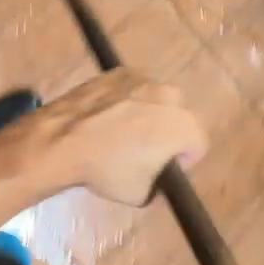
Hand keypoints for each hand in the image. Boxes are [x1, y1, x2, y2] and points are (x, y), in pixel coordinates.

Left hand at [10, 70, 209, 206]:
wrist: (65, 137)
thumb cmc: (108, 168)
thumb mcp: (143, 194)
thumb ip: (162, 183)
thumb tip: (158, 174)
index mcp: (184, 125)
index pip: (198, 145)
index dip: (184, 161)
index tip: (163, 169)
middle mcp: (171, 95)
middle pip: (179, 117)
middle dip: (168, 133)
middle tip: (143, 150)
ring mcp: (144, 78)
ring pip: (156, 99)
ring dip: (148, 113)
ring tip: (120, 131)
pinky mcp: (120, 70)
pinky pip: (133, 88)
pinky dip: (126, 99)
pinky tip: (107, 115)